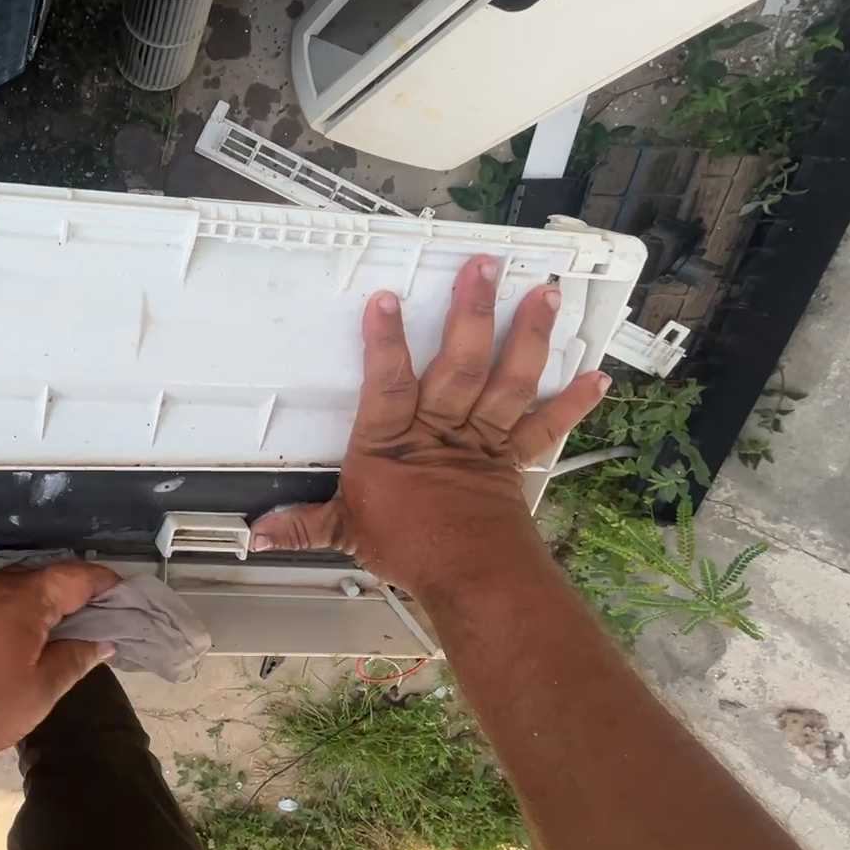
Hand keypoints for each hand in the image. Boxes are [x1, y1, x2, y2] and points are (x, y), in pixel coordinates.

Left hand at [0, 562, 118, 766]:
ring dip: (47, 598)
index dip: (105, 583)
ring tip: (68, 625)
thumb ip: (75, 659)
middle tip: (102, 616)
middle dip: (78, 591)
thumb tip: (103, 641)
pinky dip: (20, 605)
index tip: (127, 596)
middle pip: (49, 575)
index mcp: (25, 597)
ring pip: (21, 584)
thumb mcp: (39, 691)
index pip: (77, 576)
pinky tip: (25, 631)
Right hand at [250, 255, 609, 597]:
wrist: (473, 579)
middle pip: (458, 366)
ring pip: (506, 381)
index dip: (386, 340)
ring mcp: (481, 441)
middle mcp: (439, 432)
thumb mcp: (343, 532)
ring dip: (527, 337)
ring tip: (545, 294)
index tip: (386, 300)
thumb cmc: (408, 548)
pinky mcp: (511, 458)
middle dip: (471, 315)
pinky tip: (596, 376)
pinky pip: (542, 426)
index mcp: (391, 444)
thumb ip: (300, 526)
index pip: (387, 383)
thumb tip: (253, 535)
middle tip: (485, 269)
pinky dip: (570, 403)